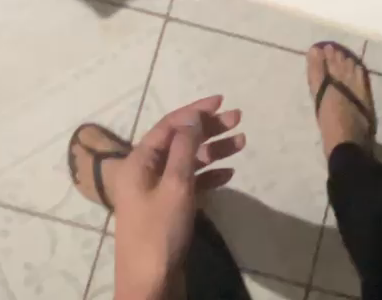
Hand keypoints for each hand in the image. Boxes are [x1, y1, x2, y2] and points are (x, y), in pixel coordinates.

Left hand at [110, 96, 245, 299]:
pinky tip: (229, 173)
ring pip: (188, 161)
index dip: (195, 110)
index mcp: (139, 161)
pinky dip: (209, 176)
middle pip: (180, 140)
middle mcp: (145, 172)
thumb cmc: (160, 233)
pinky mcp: (168, 211)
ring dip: (213, 151)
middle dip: (208, 129)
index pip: (170, 125)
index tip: (222, 101)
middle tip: (238, 120)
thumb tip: (193, 115)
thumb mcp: (175, 185)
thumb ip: (185, 147)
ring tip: (242, 142)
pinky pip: (190, 184)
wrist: (150, 289)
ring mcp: (156, 193)